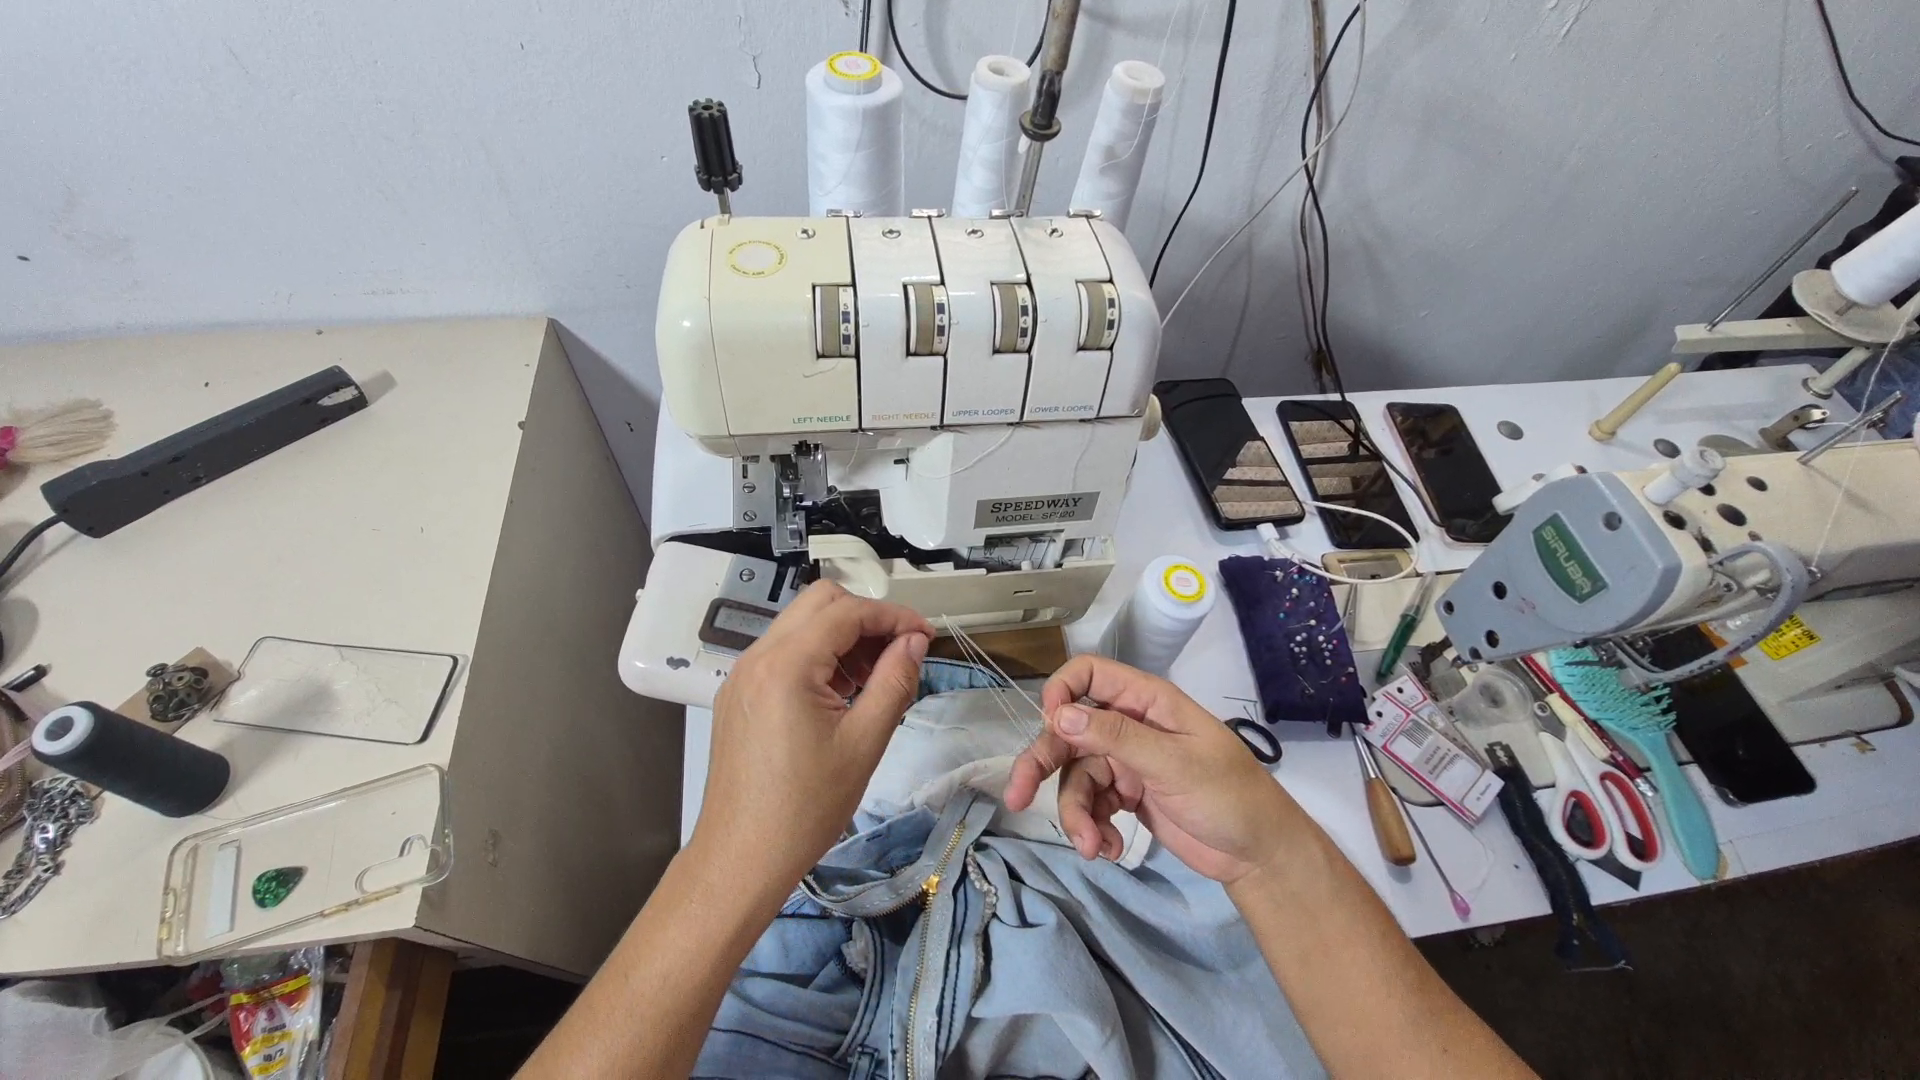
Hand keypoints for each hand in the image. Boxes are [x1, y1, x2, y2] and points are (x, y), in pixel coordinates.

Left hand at [693, 581, 932, 886]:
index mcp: (786, 665)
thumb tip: (915, 641)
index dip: (893, 616)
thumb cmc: (805, 808)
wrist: (742, 857)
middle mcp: (757, 657)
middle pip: (820, 602)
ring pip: (801, 624)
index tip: (925, 636)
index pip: (847, 611)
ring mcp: (743, 674)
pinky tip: (842, 692)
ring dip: (843, 636)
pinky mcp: (739, 694)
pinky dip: (818, 655)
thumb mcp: (864, 742)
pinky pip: (784, 652)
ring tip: (875, 677)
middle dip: (867, 617)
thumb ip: (894, 680)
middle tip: (899, 652)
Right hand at [1005, 655, 1293, 883]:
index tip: (1047, 724)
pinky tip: (1108, 849)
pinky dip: (1093, 827)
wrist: (1260, 856)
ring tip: (1091, 847)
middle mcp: (1130, 725)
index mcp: (1146, 702)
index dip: (1061, 692)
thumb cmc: (1230, 796)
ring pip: (1077, 776)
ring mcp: (1127, 762)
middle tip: (1018, 798)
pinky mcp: (1127, 796)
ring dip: (1076, 812)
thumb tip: (1059, 714)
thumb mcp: (1175, 763)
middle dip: (1043, 765)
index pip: (1089, 675)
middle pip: (1069, 732)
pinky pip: (1092, 803)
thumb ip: (1116, 736)